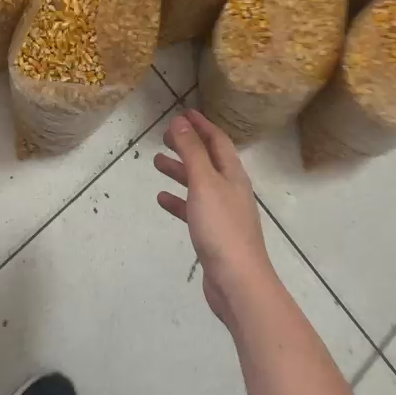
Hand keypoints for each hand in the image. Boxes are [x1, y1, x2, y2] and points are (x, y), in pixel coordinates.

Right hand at [155, 111, 276, 327]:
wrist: (238, 282)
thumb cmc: (221, 227)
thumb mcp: (204, 182)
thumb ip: (191, 151)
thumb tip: (181, 121)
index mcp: (233, 174)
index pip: (217, 140)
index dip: (201, 125)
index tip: (183, 112)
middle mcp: (231, 189)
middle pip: (208, 160)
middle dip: (188, 145)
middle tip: (164, 136)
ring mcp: (223, 213)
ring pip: (199, 183)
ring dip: (180, 170)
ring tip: (157, 163)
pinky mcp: (214, 234)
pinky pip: (194, 208)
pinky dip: (178, 200)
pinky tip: (162, 199)